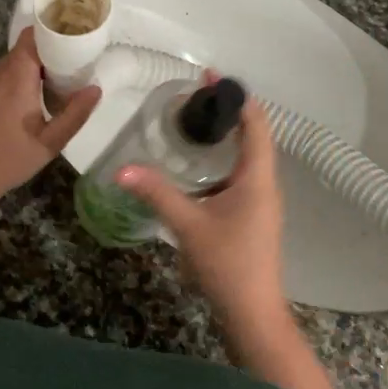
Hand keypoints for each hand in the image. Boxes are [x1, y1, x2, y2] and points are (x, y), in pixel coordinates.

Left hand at [0, 27, 101, 203]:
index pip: (33, 37)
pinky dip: (25, 74)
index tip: (78, 35)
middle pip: (26, 46)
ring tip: (65, 73)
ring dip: (39, 62)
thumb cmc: (10, 160)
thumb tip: (96, 88)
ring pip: (16, 59)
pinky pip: (7, 73)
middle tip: (79, 56)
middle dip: (52, 47)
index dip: (54, 31)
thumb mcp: (50, 142)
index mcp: (16, 79)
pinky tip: (40, 91)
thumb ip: (75, 114)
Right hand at [117, 92, 285, 321]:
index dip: (235, 96)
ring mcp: (262, 201)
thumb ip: (156, 193)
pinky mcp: (253, 215)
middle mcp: (265, 184)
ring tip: (192, 123)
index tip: (210, 76)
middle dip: (226, 112)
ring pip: (247, 156)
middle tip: (192, 96)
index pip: (255, 123)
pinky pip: (241, 174)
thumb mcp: (188, 225)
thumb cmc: (228, 264)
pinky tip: (196, 166)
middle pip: (253, 135)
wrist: (253, 312)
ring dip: (225, 136)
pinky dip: (222, 159)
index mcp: (257, 178)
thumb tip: (121, 169)